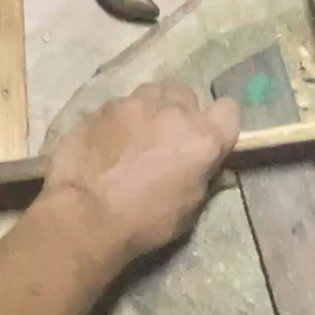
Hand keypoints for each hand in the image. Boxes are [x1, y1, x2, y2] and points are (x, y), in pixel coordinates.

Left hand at [41, 81, 241, 258]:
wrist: (85, 216)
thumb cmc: (146, 222)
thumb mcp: (189, 210)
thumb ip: (205, 180)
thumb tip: (213, 169)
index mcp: (202, 138)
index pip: (229, 110)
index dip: (221, 125)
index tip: (211, 142)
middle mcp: (172, 111)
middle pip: (188, 96)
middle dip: (184, 114)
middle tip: (171, 140)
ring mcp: (134, 104)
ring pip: (154, 93)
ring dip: (154, 109)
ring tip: (140, 135)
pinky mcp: (101, 107)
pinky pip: (121, 105)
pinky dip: (123, 120)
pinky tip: (111, 143)